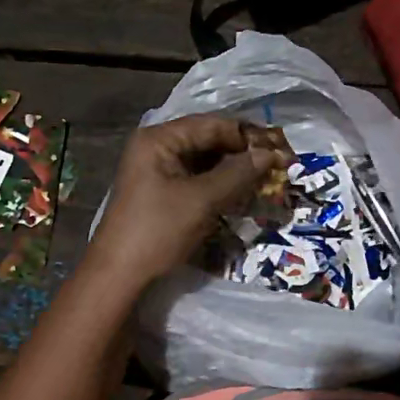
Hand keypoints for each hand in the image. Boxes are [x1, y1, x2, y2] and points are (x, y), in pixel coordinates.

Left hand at [86, 114, 285, 288]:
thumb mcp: (202, 200)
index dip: (247, 136)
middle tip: (277, 167)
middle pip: (207, 141)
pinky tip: (241, 196)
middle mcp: (155, 148)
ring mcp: (156, 171)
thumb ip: (238, 173)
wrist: (119, 273)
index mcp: (158, 139)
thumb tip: (271, 154)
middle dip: (242, 155)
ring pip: (204, 163)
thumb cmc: (158, 230)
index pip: (212, 125)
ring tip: (265, 182)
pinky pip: (195, 181)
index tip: (280, 151)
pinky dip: (218, 187)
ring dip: (233, 172)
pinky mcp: (160, 193)